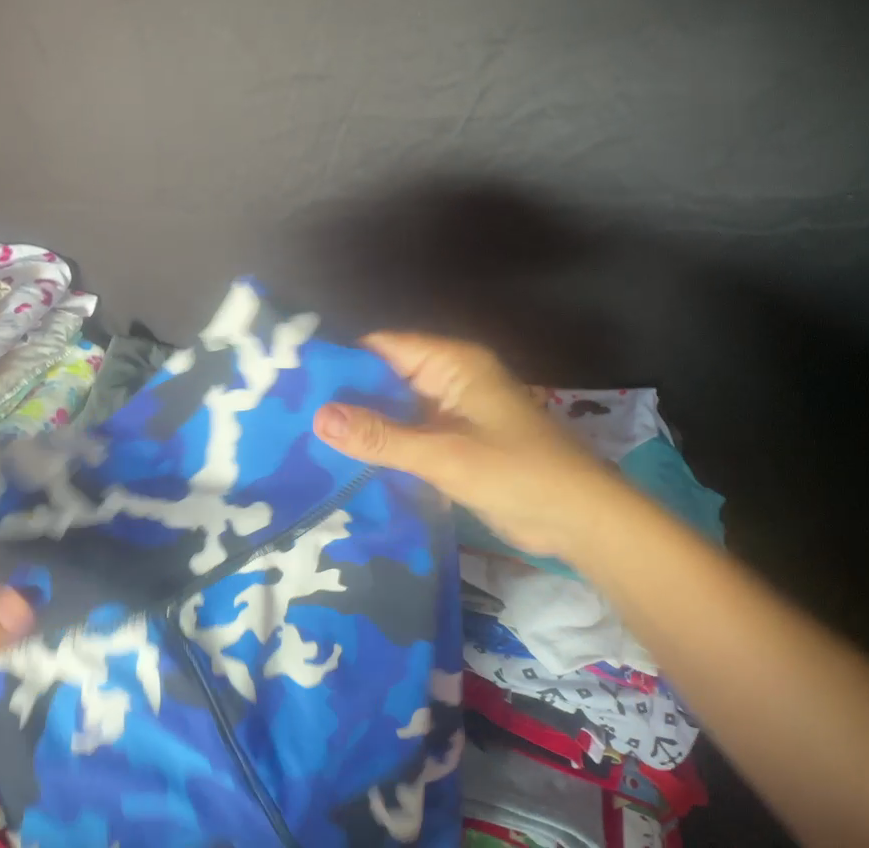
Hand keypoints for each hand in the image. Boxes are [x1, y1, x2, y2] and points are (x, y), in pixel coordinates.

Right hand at [314, 331, 639, 559]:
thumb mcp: (443, 455)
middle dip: (341, 394)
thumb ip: (380, 437)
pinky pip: (403, 433)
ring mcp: (448, 411)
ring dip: (358, 422)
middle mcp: (447, 378)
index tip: (292, 380)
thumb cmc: (519, 475)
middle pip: (381, 376)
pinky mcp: (450, 441)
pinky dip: (378, 443)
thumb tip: (317, 416)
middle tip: (286, 412)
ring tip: (301, 435)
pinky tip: (340, 459)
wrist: (582, 522)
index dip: (338, 360)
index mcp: (451, 363)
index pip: (380, 346)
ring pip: (389, 407)